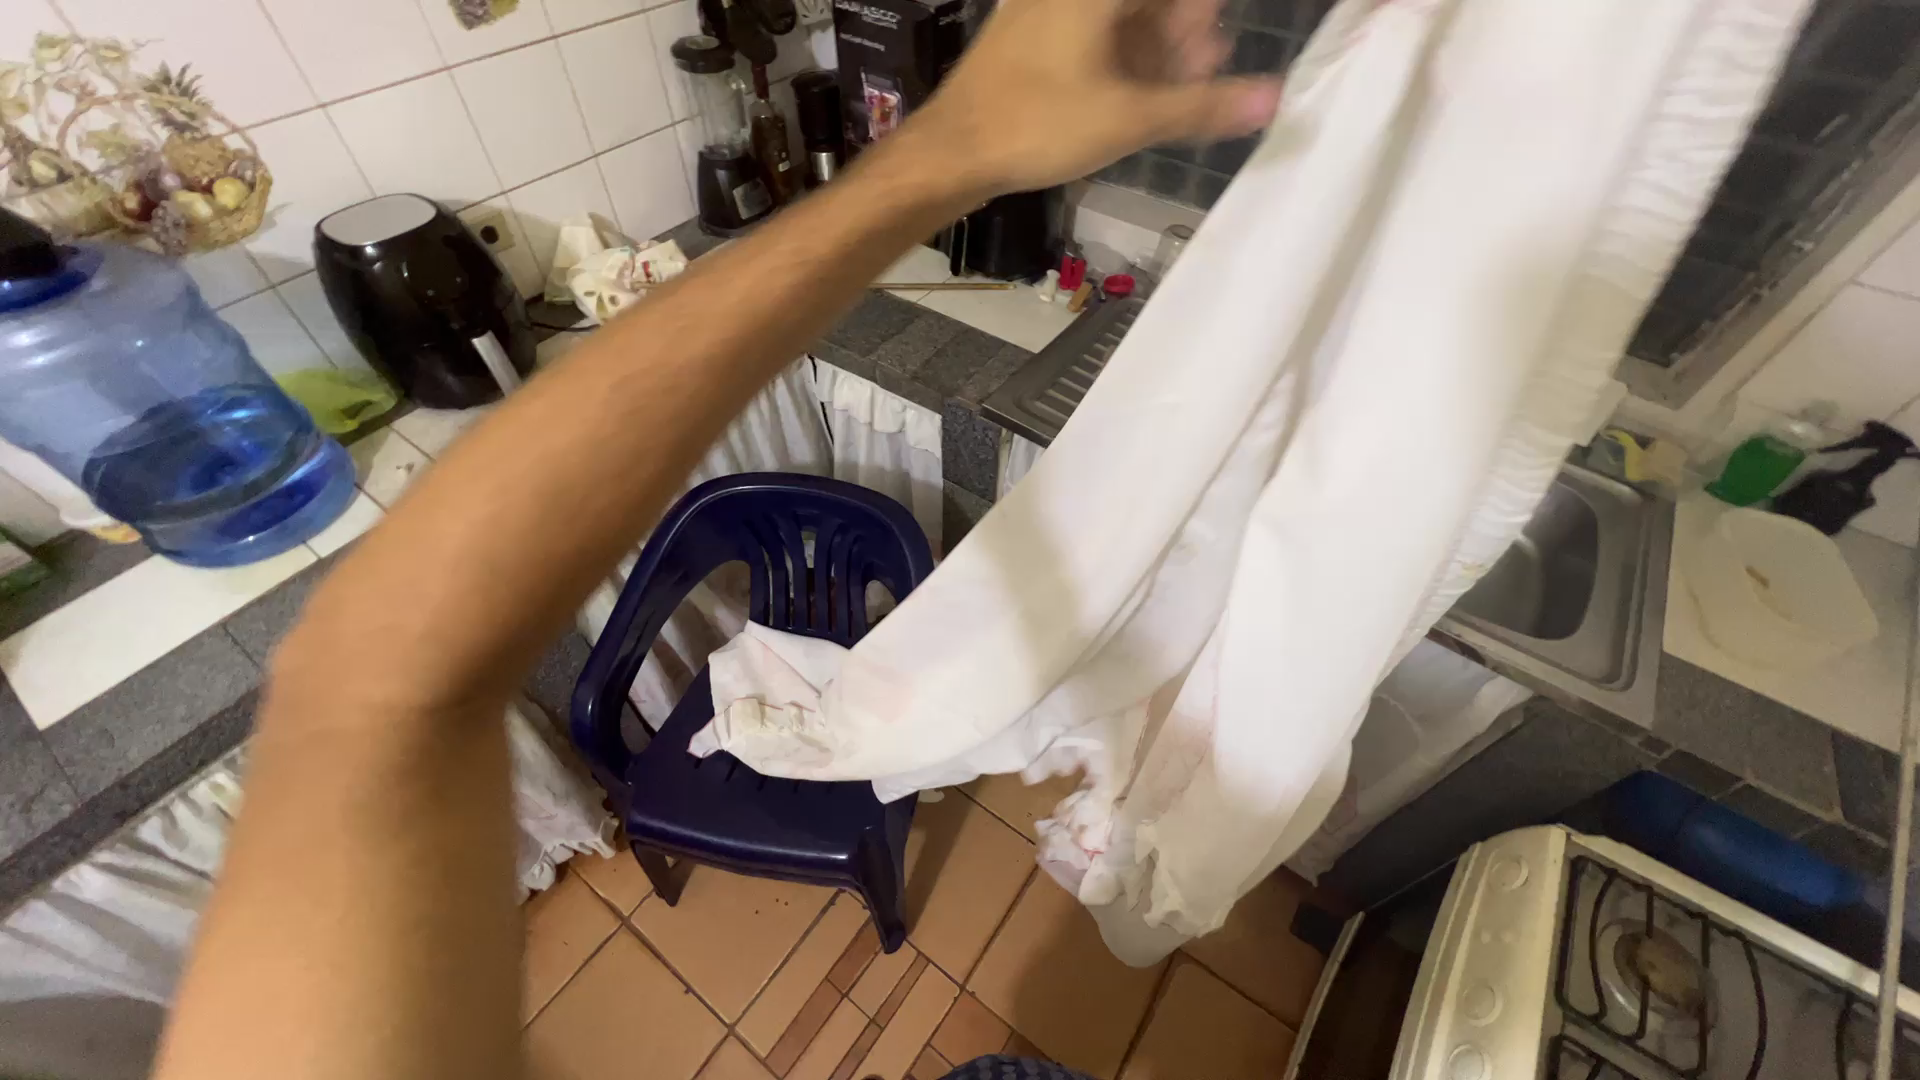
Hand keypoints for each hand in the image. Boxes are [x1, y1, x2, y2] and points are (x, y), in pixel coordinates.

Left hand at [908, 0, 1283, 196]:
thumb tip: (1273, 98)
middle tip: (1211, 61)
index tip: (1218, 42)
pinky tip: (1133, 94)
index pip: (1169, 0)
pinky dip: (1116, 57)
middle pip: (1142, 3)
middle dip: (1181, 26)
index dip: (1196, 19)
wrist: (951, 153)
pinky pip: (1085, 35)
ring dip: (1153, 44)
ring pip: (1112, 18)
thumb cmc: (1036, 126)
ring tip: (1182, 85)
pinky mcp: (1026, 42)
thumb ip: (1200, 107)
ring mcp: (1042, 11)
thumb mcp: (1127, 118)